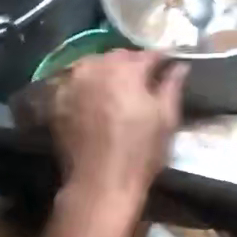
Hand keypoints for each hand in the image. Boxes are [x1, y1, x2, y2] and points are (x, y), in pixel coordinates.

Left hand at [52, 50, 186, 205]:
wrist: (99, 183)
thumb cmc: (140, 153)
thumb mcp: (166, 119)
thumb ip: (172, 86)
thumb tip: (180, 66)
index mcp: (125, 69)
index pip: (148, 54)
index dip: (161, 60)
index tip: (168, 66)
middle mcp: (95, 69)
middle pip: (117, 57)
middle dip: (131, 64)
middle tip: (143, 80)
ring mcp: (72, 84)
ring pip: (93, 67)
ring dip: (106, 73)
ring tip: (117, 89)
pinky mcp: (57, 102)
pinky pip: (75, 84)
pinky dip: (86, 87)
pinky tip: (94, 100)